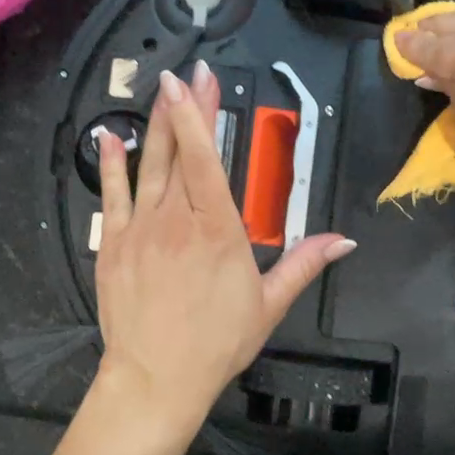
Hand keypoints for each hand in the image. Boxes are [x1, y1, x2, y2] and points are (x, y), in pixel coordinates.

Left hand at [92, 62, 355, 430]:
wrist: (156, 378)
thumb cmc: (216, 343)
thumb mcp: (269, 305)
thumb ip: (304, 264)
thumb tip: (345, 240)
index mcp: (218, 230)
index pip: (207, 159)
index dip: (199, 115)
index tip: (195, 80)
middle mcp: (176, 220)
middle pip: (179, 154)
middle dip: (182, 111)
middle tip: (184, 76)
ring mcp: (140, 230)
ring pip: (147, 168)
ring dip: (153, 129)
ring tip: (157, 94)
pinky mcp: (113, 246)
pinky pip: (112, 196)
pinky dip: (111, 165)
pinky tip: (110, 138)